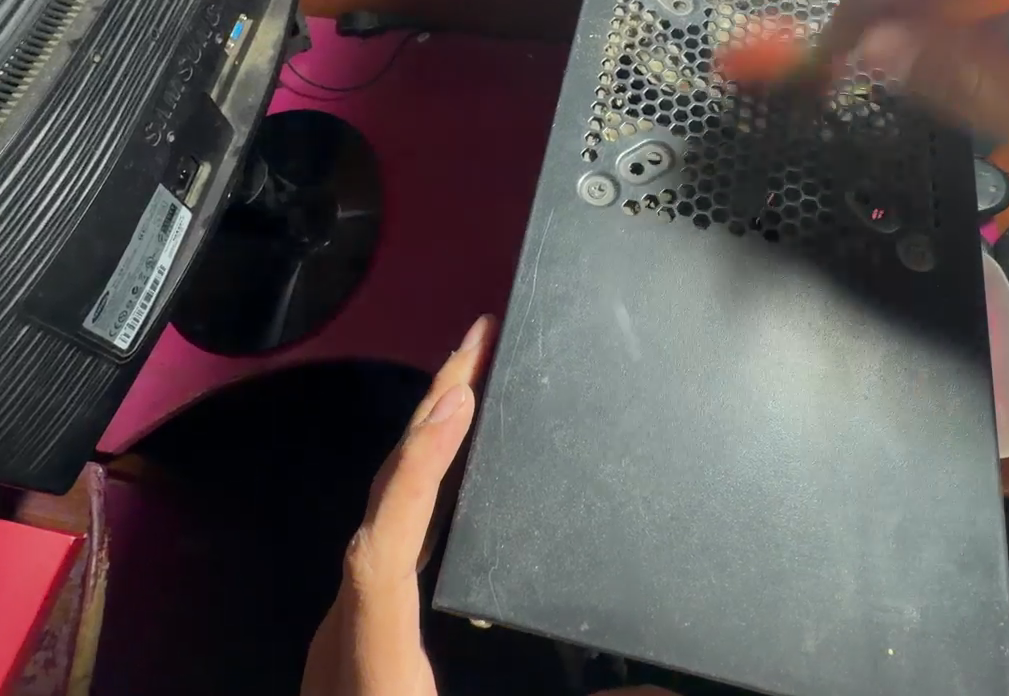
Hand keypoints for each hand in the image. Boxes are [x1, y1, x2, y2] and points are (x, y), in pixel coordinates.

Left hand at [299, 316, 675, 695]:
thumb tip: (663, 684)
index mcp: (373, 668)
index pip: (382, 551)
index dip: (420, 470)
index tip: (461, 403)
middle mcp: (349, 634)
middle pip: (379, 502)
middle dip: (427, 412)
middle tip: (475, 346)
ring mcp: (345, 630)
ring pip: (378, 510)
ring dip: (424, 439)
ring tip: (471, 382)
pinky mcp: (355, 633)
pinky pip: (385, 531)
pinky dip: (418, 481)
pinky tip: (447, 465)